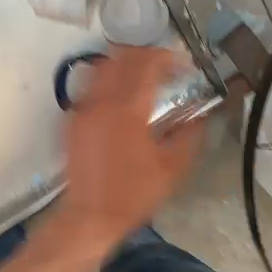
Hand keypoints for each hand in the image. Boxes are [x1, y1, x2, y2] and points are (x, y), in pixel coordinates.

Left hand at [54, 45, 204, 251]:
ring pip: (102, 68)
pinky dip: (107, 83)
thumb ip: (189, 135)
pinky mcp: (72, 121)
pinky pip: (90, 88)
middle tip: (165, 67)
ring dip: (124, 65)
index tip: (184, 64)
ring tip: (143, 78)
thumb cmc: (133, 194)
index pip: (148, 62)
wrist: (90, 216)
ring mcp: (83, 109)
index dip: (169, 57)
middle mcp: (102, 100)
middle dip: (146, 55)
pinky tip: (120, 101)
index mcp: (129, 107)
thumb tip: (199, 118)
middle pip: (122, 57)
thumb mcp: (172, 167)